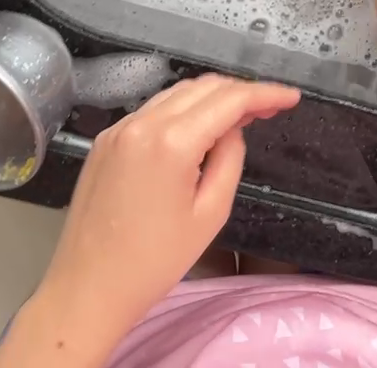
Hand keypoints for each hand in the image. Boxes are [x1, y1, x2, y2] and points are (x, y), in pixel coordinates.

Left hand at [37, 75, 300, 335]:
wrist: (85, 291)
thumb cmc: (154, 262)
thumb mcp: (211, 213)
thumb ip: (230, 158)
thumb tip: (232, 129)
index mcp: (172, 141)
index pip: (230, 99)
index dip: (266, 93)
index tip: (291, 97)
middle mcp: (143, 122)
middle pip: (205, 86)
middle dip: (241, 91)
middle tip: (270, 108)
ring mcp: (120, 127)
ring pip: (178, 92)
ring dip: (212, 97)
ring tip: (238, 116)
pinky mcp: (106, 139)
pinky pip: (154, 109)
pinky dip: (183, 109)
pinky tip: (197, 129)